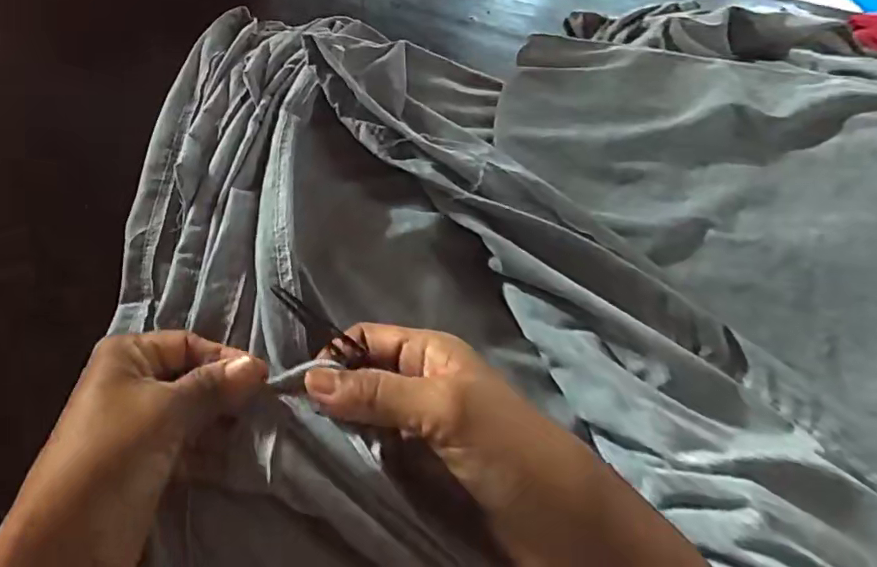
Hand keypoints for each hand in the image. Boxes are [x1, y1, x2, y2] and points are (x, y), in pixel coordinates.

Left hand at [0, 331, 267, 566]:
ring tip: (262, 436)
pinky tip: (240, 461)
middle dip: (226, 394)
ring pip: (191, 416)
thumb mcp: (164, 413)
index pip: (185, 343)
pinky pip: (186, 449)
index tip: (265, 379)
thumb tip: (255, 364)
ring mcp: (137, 426)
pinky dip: (211, 454)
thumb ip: (210, 388)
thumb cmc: (113, 456)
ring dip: (222, 426)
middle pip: (190, 378)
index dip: (223, 358)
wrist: (65, 541)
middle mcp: (131, 383)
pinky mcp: (145, 466)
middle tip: (269, 410)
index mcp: (126, 355)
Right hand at [305, 324, 704, 566]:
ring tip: (311, 442)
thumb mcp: (443, 410)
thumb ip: (376, 392)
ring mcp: (422, 428)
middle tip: (299, 418)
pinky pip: (380, 452)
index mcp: (428, 352)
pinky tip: (339, 463)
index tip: (301, 387)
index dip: (332, 355)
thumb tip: (309, 379)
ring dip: (342, 427)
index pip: (363, 339)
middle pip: (360, 376)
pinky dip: (359, 455)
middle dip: (332, 393)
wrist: (577, 537)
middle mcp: (421, 382)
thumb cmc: (509, 451)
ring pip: (366, 416)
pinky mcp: (425, 469)